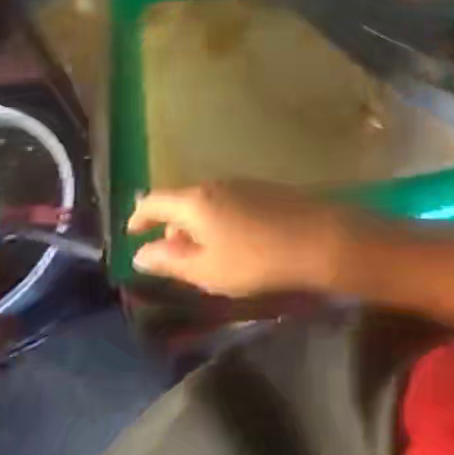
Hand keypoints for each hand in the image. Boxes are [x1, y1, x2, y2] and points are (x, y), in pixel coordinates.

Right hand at [127, 181, 380, 297]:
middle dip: (171, 224)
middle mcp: (218, 184)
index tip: (132, 233)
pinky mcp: (271, 190)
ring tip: (204, 252)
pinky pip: (233, 202)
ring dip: (199, 224)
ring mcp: (247, 184)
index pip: (154, 200)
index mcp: (195, 200)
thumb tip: (140, 253)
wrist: (321, 240)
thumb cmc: (256, 260)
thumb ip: (169, 261)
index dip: (139, 216)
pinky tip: (236, 242)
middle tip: (170, 253)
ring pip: (210, 201)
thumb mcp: (205, 270)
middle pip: (183, 199)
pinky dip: (223, 220)